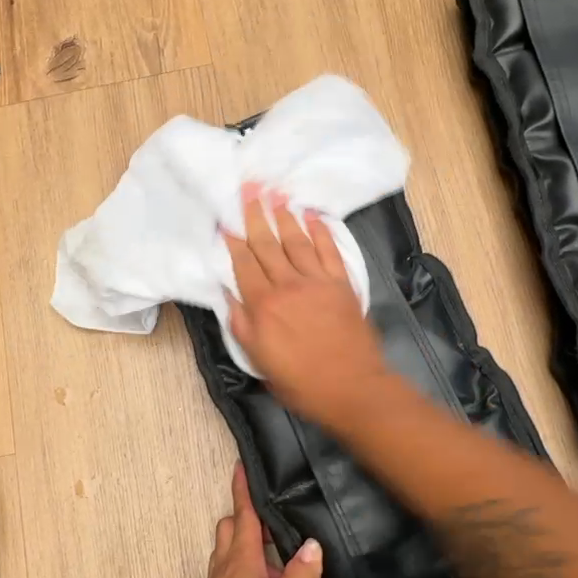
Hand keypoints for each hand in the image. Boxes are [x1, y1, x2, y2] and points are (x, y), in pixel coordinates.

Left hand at [157, 464, 323, 577]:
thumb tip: (313, 544)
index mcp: (240, 560)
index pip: (242, 514)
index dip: (242, 489)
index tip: (241, 463)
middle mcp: (226, 566)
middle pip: (232, 527)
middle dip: (249, 515)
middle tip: (277, 515)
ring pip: (231, 550)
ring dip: (251, 542)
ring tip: (282, 551)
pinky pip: (234, 571)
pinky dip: (250, 566)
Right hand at [222, 183, 392, 426]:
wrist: (351, 387)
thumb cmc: (300, 381)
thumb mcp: (259, 359)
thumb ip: (242, 324)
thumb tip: (227, 295)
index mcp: (263, 305)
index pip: (244, 264)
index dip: (233, 241)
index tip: (226, 221)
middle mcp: (287, 286)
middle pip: (267, 244)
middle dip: (255, 216)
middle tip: (248, 190)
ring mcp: (317, 282)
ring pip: (296, 241)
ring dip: (284, 216)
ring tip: (274, 195)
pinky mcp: (341, 284)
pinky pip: (328, 250)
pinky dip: (320, 230)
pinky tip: (312, 215)